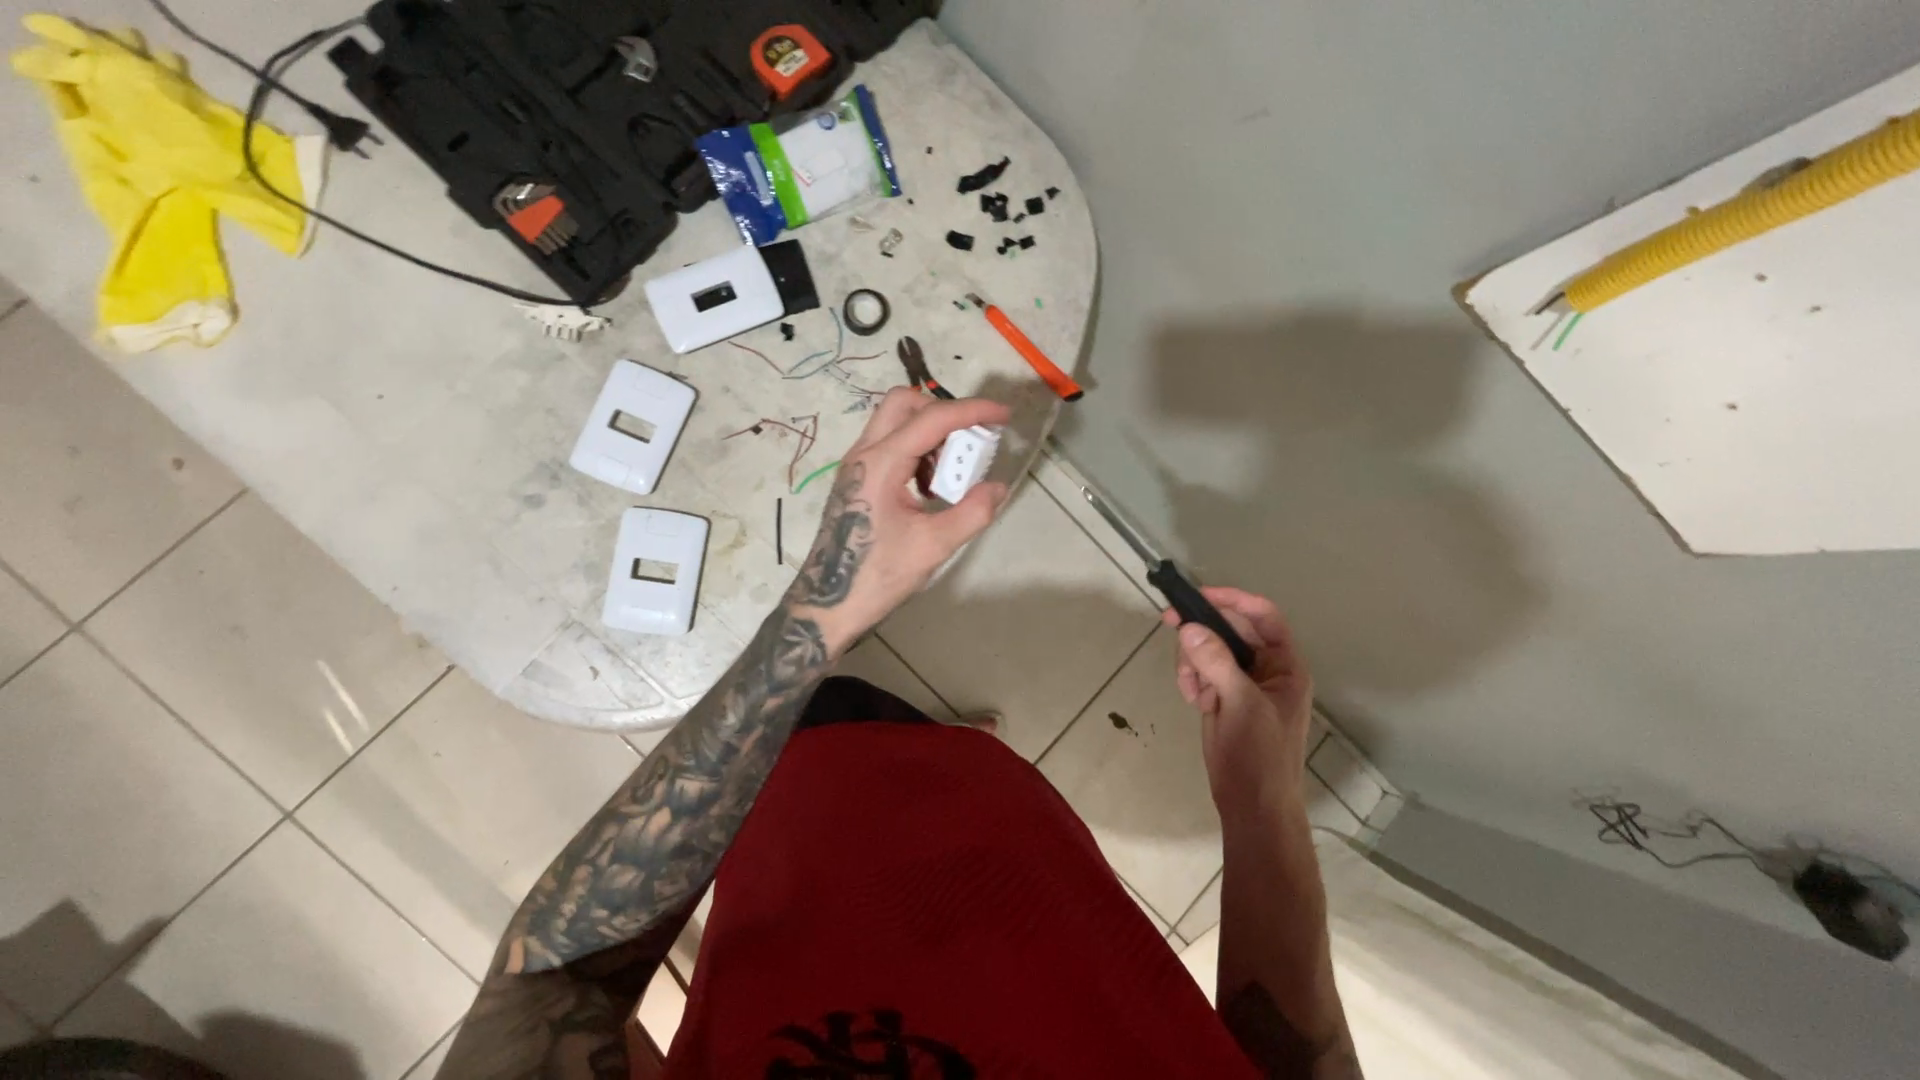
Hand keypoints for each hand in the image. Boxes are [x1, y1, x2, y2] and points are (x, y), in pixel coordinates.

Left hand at [786, 389, 1010, 652]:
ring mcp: (856, 465)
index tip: (1004, 415)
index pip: (932, 418)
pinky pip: (888, 446)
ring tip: (949, 476)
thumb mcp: (933, 546)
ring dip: (929, 434)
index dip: (972, 411)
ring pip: (894, 423)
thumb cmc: (877, 575)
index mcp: (881, 463)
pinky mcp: (856, 480)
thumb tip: (998, 487)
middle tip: (969, 441)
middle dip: (942, 411)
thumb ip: (972, 512)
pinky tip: (929, 491)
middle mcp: (864, 454)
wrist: (828, 604)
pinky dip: (915, 452)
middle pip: (903, 403)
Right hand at [1163, 588, 1314, 808]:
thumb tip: (1189, 627)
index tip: (1199, 595)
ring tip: (1190, 686)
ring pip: (1210, 650)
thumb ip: (1217, 663)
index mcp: (1285, 666)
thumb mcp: (1241, 705)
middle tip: (1169, 621)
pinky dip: (1191, 679)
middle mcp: (1265, 670)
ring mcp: (1242, 685)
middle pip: (1231, 630)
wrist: (1252, 806)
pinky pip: (1202, 673)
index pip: (1263, 617)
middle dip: (1203, 630)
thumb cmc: (1260, 756)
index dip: (1234, 600)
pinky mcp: (1223, 700)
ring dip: (1193, 660)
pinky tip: (1192, 698)